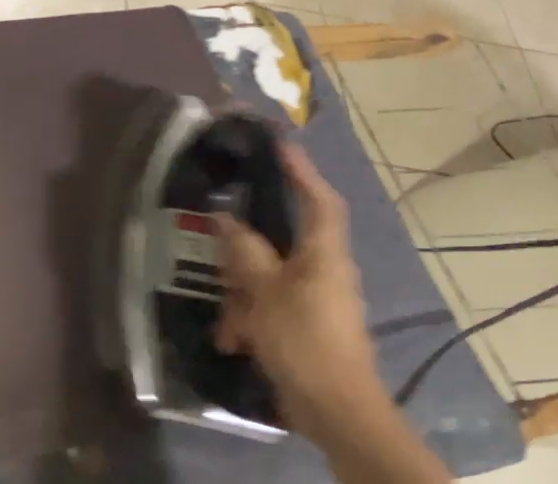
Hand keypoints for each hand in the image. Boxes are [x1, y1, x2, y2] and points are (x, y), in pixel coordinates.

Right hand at [215, 144, 385, 437]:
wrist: (338, 413)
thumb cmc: (305, 341)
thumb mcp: (264, 291)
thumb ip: (244, 251)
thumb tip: (227, 218)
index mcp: (324, 255)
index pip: (319, 200)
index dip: (302, 170)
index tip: (279, 143)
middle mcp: (324, 271)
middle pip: (279, 241)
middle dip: (246, 253)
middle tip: (219, 254)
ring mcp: (315, 300)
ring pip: (267, 277)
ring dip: (242, 296)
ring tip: (229, 322)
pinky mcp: (304, 327)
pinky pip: (268, 308)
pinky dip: (249, 321)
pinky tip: (234, 341)